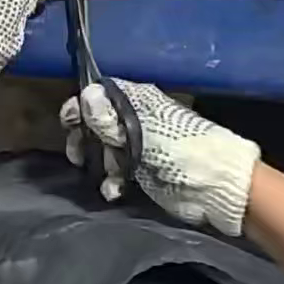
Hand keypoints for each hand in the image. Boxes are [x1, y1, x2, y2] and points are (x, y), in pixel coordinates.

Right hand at [60, 80, 258, 235]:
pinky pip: (115, 169)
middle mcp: (134, 118)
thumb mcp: (140, 130)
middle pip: (95, 121)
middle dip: (84, 138)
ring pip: (102, 147)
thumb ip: (108, 116)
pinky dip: (111, 180)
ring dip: (100, 162)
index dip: (81, 106)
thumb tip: (86, 93)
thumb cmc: (178, 149)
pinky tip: (114, 189)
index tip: (69, 123)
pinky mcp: (140, 168)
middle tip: (77, 155)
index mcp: (136, 100)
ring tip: (107, 177)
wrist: (214, 186)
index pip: (98, 95)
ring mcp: (137, 144)